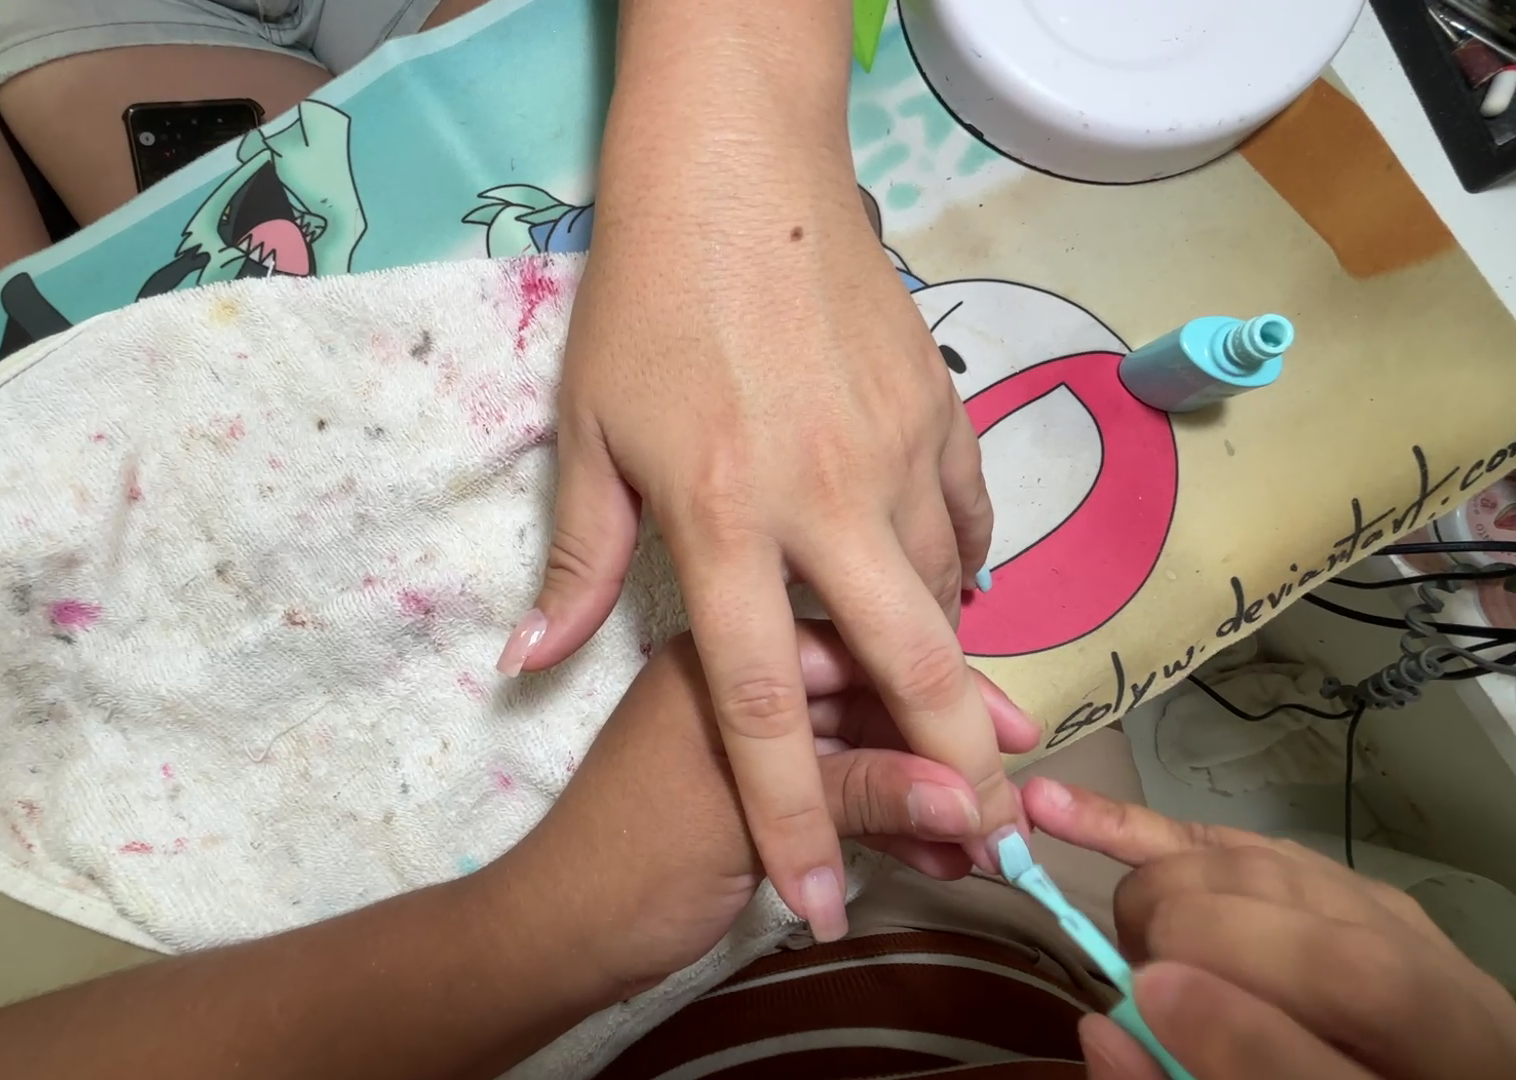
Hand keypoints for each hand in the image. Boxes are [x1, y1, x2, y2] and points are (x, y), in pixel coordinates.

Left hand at [496, 0, 1010, 942]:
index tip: (821, 897)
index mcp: (722, 518)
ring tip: (940, 700)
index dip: (792, 815)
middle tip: (984, 840)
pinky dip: (958, 567)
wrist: (740, 178)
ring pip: (947, 591)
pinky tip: (942, 583)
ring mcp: (899, 451)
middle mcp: (825, 499)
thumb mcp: (589, 435)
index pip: (762, 700)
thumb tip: (530, 664)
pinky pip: (968, 518)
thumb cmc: (647, 305)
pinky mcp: (943, 409)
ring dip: (944, 656)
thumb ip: (577, 564)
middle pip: (903, 663)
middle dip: (950, 767)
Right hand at [1022, 778, 1515, 1079]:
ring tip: (1136, 939)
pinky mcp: (1340, 880)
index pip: (1347, 1071)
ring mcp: (1414, 937)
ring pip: (1278, 875)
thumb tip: (1101, 1031)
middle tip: (1134, 980)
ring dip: (1170, 891)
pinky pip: (1235, 838)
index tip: (1141, 996)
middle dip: (1193, 943)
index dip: (1241, 1034)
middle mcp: (1471, 1025)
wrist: (1377, 1071)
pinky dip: (1134, 823)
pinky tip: (1058, 805)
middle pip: (1332, 956)